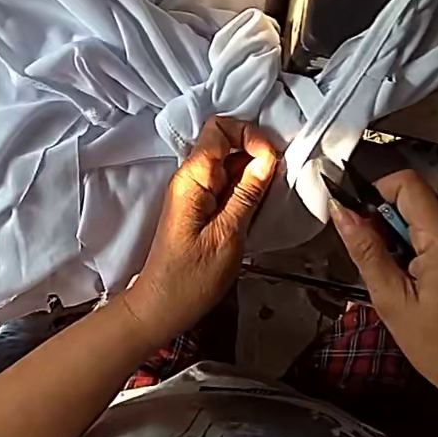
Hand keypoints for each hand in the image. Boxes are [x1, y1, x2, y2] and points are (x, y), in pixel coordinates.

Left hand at [116, 117, 279, 341]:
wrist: (161, 307)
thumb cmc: (190, 279)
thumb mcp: (227, 236)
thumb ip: (248, 194)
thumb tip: (268, 159)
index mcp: (192, 179)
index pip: (219, 129)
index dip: (249, 135)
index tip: (271, 159)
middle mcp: (191, 178)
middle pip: (226, 143)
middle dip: (256, 154)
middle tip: (276, 180)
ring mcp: (195, 192)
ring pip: (230, 164)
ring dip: (254, 174)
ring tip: (269, 197)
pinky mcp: (201, 207)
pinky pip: (227, 184)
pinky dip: (246, 189)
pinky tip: (258, 207)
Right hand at [328, 169, 437, 397]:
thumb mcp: (391, 298)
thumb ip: (365, 249)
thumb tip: (342, 212)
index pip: (405, 182)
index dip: (374, 193)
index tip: (356, 219)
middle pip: (412, 196)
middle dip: (383, 218)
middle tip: (372, 256)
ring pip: (420, 213)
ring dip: (397, 233)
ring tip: (392, 272)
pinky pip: (433, 230)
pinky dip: (413, 243)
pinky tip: (409, 276)